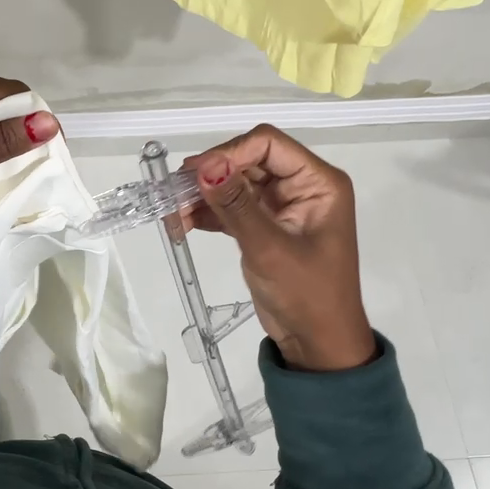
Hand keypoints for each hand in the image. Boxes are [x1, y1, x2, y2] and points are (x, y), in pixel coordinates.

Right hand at [180, 125, 375, 370]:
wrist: (318, 344)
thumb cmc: (306, 295)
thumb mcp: (269, 249)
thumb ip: (235, 205)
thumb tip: (204, 167)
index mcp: (317, 182)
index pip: (268, 144)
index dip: (230, 153)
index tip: (195, 175)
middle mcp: (301, 186)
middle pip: (247, 161)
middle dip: (210, 175)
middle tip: (172, 192)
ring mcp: (281, 206)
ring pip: (233, 184)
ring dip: (202, 195)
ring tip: (171, 213)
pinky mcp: (264, 225)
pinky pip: (231, 207)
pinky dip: (206, 213)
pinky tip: (181, 224)